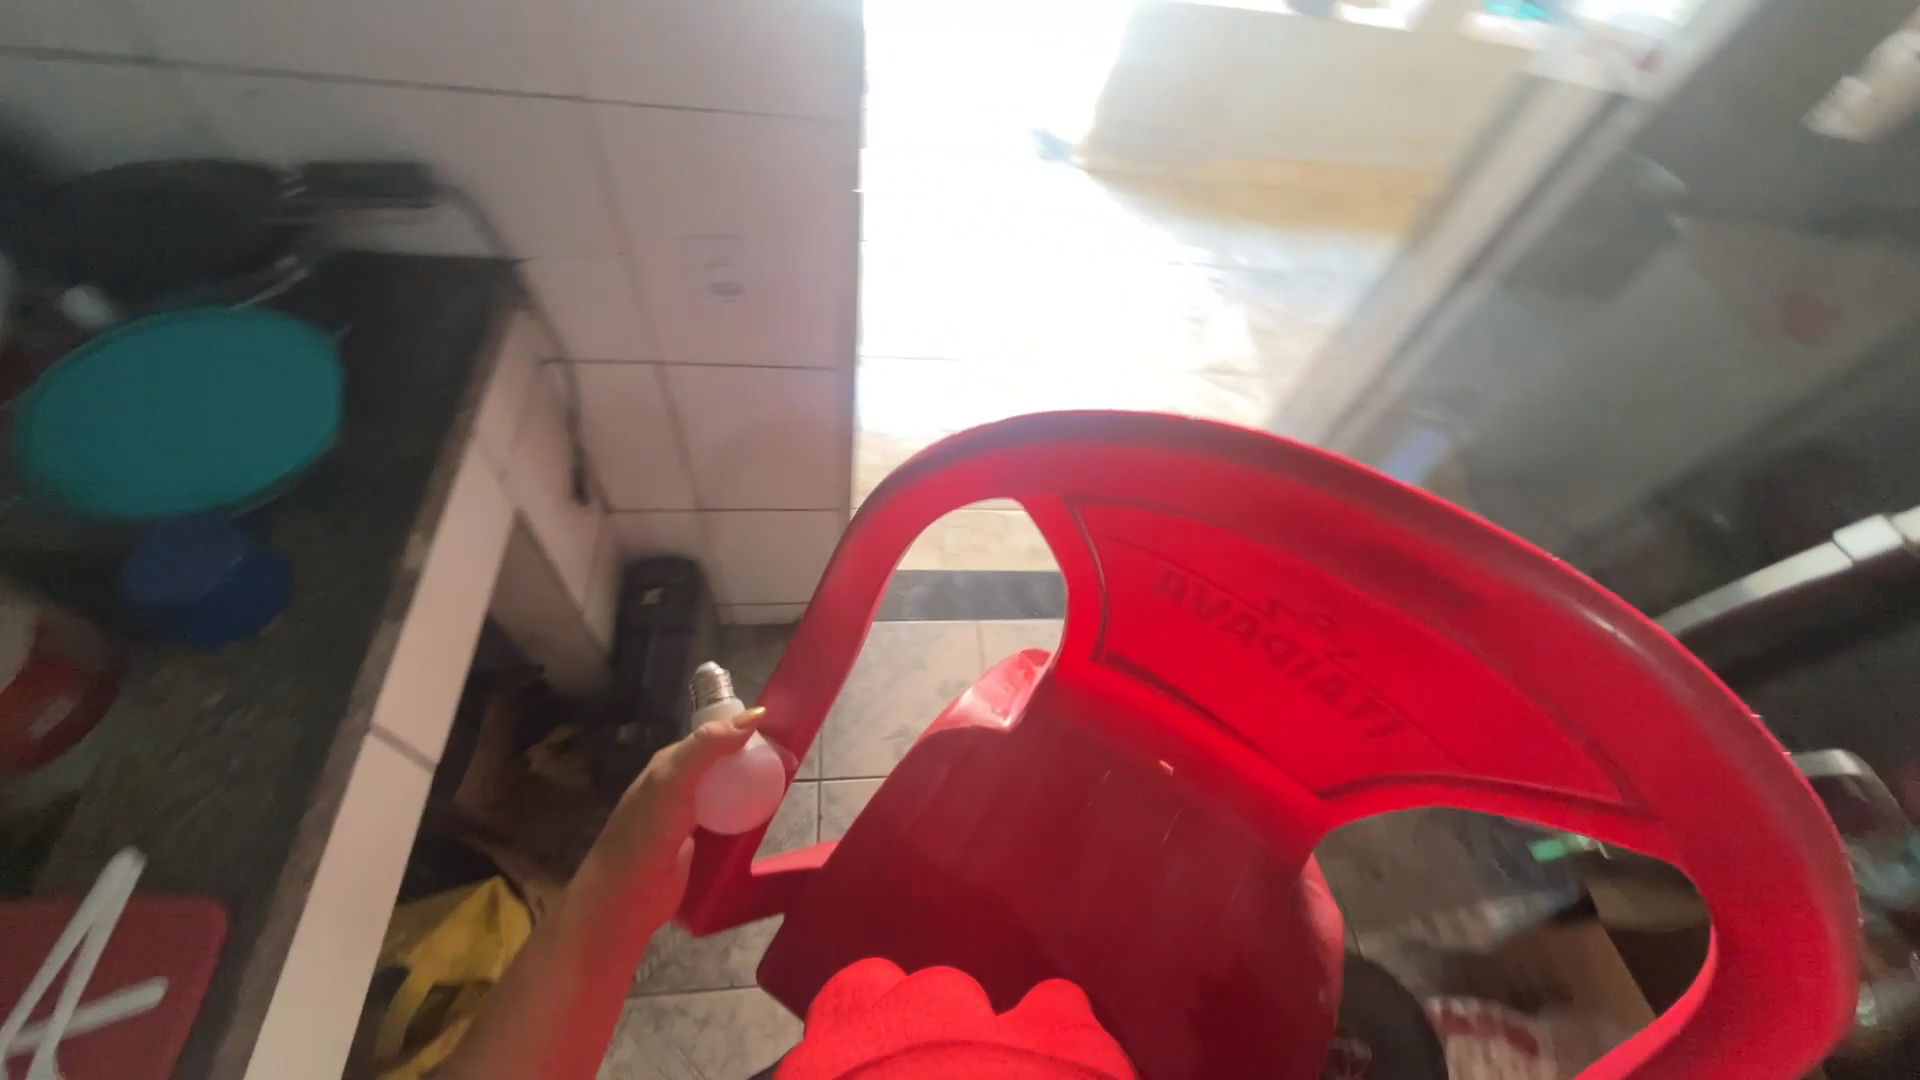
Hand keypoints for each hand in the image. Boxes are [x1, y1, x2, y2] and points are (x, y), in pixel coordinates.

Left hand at [599, 707, 763, 928]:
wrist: (622, 901)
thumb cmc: (645, 834)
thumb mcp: (673, 781)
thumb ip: (707, 747)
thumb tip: (756, 715)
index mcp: (672, 762)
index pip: (716, 735)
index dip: (747, 731)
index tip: (781, 738)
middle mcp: (681, 784)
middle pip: (726, 762)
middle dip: (757, 758)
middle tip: (790, 766)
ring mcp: (690, 814)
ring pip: (730, 790)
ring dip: (755, 785)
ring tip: (785, 788)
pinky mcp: (700, 843)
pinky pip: (730, 818)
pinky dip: (749, 813)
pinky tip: (766, 817)